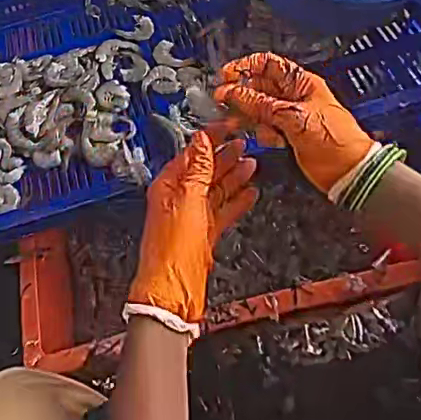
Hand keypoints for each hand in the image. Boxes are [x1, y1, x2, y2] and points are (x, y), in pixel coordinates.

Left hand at [126, 132, 258, 329]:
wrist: (173, 295)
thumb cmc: (171, 252)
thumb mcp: (189, 200)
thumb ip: (198, 168)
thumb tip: (203, 139)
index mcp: (168, 186)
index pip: (192, 152)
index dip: (211, 137)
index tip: (229, 124)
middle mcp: (179, 199)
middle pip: (206, 168)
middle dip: (225, 154)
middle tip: (244, 141)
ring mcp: (193, 217)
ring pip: (217, 188)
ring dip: (235, 174)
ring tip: (252, 162)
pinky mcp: (205, 234)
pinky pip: (224, 210)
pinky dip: (237, 201)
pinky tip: (250, 193)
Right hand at [215, 54, 377, 195]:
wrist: (349, 171)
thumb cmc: (336, 139)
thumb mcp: (294, 117)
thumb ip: (262, 104)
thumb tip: (234, 92)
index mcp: (301, 82)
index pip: (268, 64)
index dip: (246, 66)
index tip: (226, 75)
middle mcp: (294, 96)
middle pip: (259, 86)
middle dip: (242, 93)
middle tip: (226, 101)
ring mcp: (290, 115)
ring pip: (259, 108)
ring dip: (250, 115)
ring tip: (243, 123)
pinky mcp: (288, 133)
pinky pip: (266, 127)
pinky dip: (262, 132)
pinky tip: (269, 138)